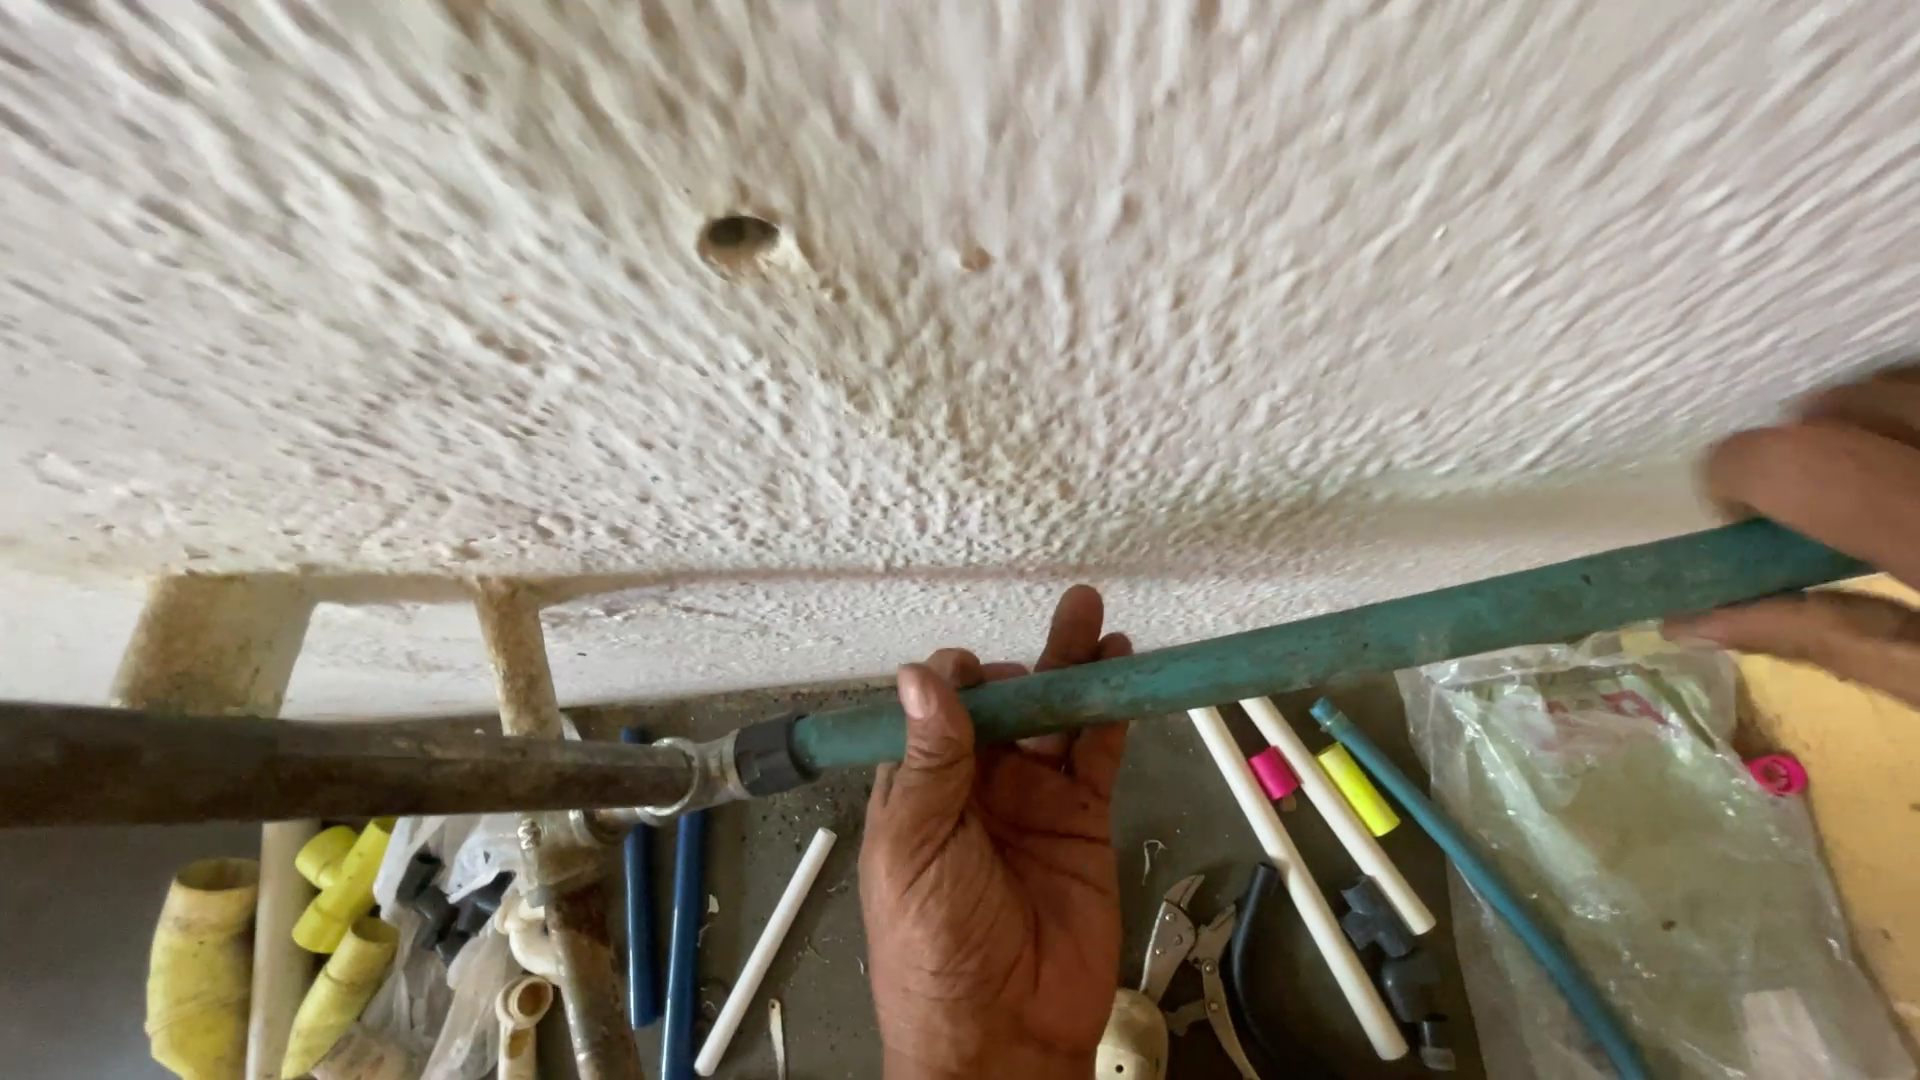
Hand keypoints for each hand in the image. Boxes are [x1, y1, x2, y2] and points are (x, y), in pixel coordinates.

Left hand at [858, 585, 1131, 1079]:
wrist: (1002, 1033)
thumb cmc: (935, 941)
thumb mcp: (915, 846)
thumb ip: (928, 760)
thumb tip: (918, 675)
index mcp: (923, 781)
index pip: (939, 708)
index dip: (957, 680)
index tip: (973, 671)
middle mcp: (978, 777)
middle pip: (1005, 701)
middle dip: (1028, 660)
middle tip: (1067, 612)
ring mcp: (1033, 794)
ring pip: (1055, 715)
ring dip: (1074, 664)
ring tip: (1091, 615)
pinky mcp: (1082, 814)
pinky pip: (1096, 751)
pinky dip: (1109, 710)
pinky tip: (1119, 666)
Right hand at [1666, 367, 1919, 704]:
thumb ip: (1824, 639)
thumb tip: (1684, 622)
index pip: (1790, 457)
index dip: (1739, 472)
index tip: (1745, 512)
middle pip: (1845, 399)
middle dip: (1810, 438)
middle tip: (1826, 496)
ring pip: (1910, 373)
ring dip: (1879, 410)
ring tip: (1891, 464)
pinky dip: (1915, 404)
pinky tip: (1916, 448)